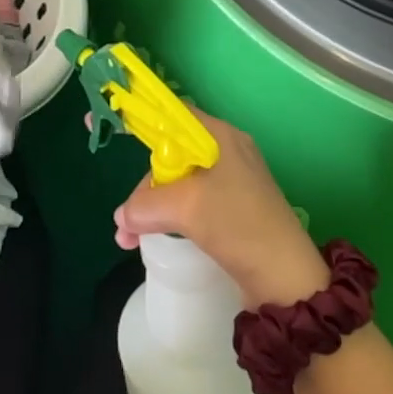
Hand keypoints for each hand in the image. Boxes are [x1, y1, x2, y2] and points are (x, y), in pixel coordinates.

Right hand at [112, 109, 331, 309]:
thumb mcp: (186, 207)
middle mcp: (224, 152)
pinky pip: (189, 204)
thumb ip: (145, 204)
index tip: (104, 122)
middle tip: (127, 219)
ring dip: (150, 209)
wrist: (288, 280)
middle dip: (142, 188)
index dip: (136, 116)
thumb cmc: (239, 225)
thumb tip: (123, 217)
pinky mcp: (231, 210)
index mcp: (218, 136)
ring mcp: (230, 182)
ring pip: (175, 184)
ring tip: (130, 240)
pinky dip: (167, 218)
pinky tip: (150, 239)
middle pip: (168, 154)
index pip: (169, 114)